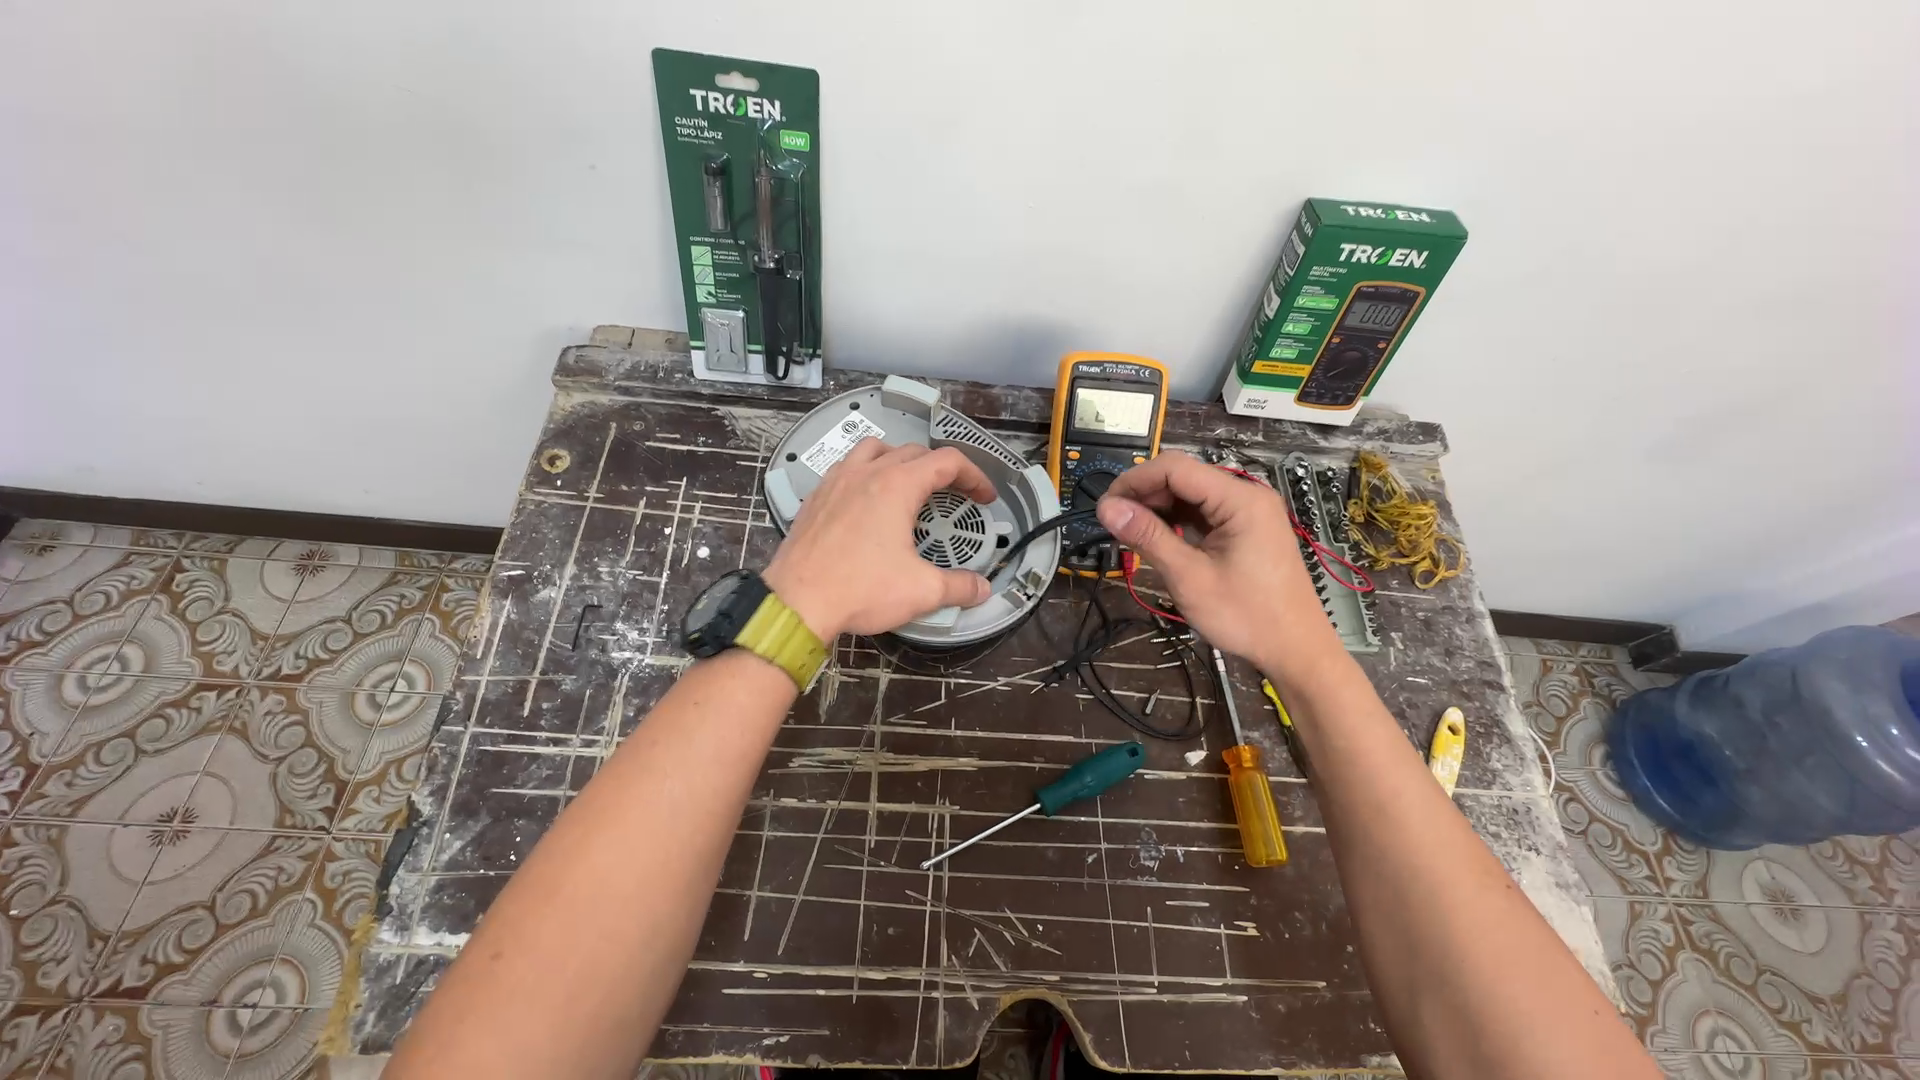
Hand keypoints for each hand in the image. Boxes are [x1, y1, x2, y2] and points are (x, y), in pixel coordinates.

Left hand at [764, 440, 994, 639]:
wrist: (797, 603)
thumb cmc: (858, 589)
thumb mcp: (921, 591)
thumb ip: (959, 587)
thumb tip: (981, 589)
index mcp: (897, 486)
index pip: (947, 462)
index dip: (974, 475)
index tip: (983, 496)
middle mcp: (866, 474)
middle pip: (913, 452)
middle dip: (941, 469)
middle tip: (954, 493)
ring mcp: (837, 482)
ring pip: (874, 449)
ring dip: (899, 459)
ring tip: (909, 482)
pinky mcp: (816, 498)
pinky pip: (845, 468)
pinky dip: (865, 472)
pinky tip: (867, 499)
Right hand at [1097, 450, 1339, 672]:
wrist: (1295, 649)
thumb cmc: (1247, 616)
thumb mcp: (1190, 577)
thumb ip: (1148, 537)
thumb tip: (1106, 508)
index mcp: (1240, 499)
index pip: (1175, 468)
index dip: (1135, 480)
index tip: (1105, 506)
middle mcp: (1247, 496)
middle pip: (1183, 477)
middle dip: (1144, 495)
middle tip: (1113, 524)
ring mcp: (1248, 512)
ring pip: (1190, 494)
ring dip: (1158, 509)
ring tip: (1130, 534)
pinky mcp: (1245, 529)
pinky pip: (1203, 513)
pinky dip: (1176, 522)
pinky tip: (1157, 539)